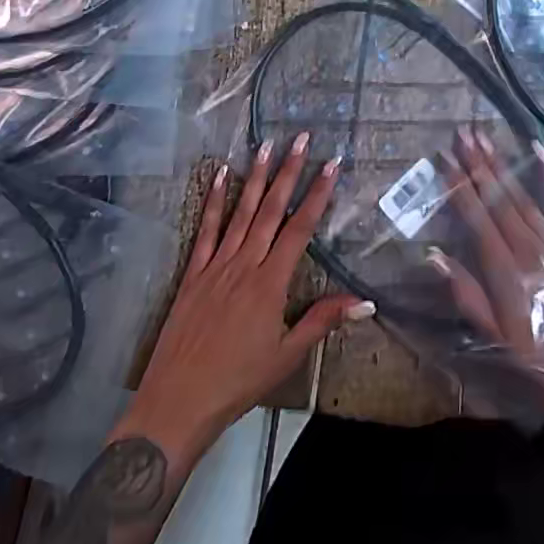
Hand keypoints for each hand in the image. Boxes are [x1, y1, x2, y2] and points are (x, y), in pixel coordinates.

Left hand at [112, 132, 372, 469]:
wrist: (177, 404)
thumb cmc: (238, 382)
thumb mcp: (287, 355)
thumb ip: (323, 321)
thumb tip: (366, 302)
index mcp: (271, 283)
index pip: (300, 228)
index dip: (317, 194)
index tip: (331, 164)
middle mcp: (245, 265)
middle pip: (271, 210)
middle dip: (288, 172)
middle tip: (299, 139)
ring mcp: (215, 267)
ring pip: (240, 213)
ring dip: (255, 177)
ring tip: (265, 145)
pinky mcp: (192, 275)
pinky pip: (205, 231)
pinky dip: (212, 202)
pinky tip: (218, 177)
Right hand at [431, 129, 543, 401]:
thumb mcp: (498, 336)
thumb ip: (466, 293)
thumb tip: (433, 255)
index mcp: (506, 272)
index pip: (477, 219)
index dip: (459, 188)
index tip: (444, 160)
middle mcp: (529, 248)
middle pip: (498, 200)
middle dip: (478, 165)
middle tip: (462, 134)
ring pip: (523, 196)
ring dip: (502, 166)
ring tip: (484, 138)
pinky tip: (537, 151)